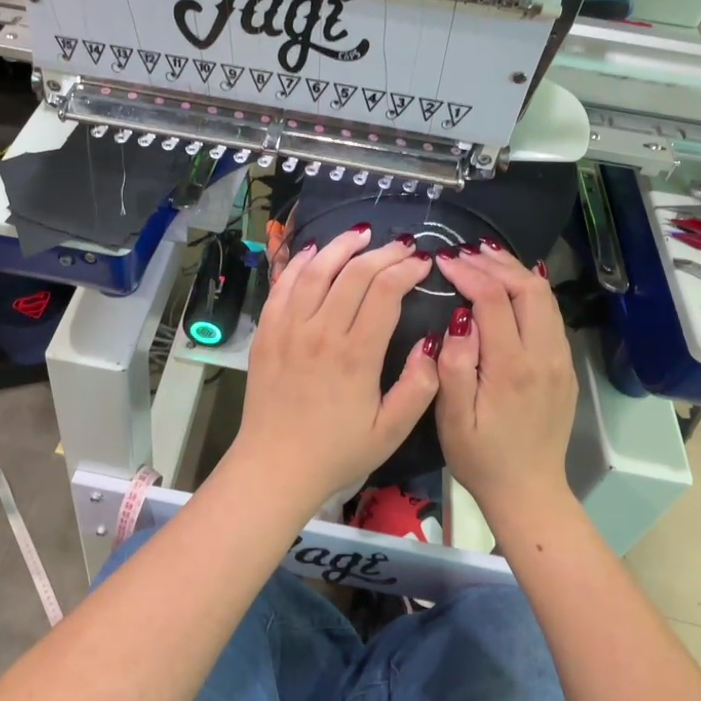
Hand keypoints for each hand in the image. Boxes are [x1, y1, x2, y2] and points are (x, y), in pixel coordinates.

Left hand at [227, 226, 436, 509]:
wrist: (275, 466)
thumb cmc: (337, 452)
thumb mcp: (390, 432)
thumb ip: (418, 387)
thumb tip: (434, 343)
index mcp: (356, 354)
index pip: (385, 291)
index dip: (407, 270)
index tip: (423, 264)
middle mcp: (321, 332)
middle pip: (354, 273)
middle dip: (384, 253)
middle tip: (403, 246)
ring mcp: (289, 328)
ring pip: (316, 270)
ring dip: (341, 247)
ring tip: (362, 235)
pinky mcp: (266, 332)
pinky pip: (283, 286)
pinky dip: (299, 263)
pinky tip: (313, 252)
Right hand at [425, 243, 578, 510]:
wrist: (529, 491)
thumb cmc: (480, 457)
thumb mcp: (451, 418)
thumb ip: (454, 365)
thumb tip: (459, 318)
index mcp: (512, 367)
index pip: (493, 298)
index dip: (468, 272)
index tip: (442, 260)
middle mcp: (543, 356)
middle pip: (528, 288)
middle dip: (495, 263)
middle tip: (465, 252)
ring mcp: (560, 361)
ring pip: (545, 298)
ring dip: (516, 272)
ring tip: (486, 258)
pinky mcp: (565, 368)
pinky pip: (551, 315)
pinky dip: (530, 291)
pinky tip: (512, 286)